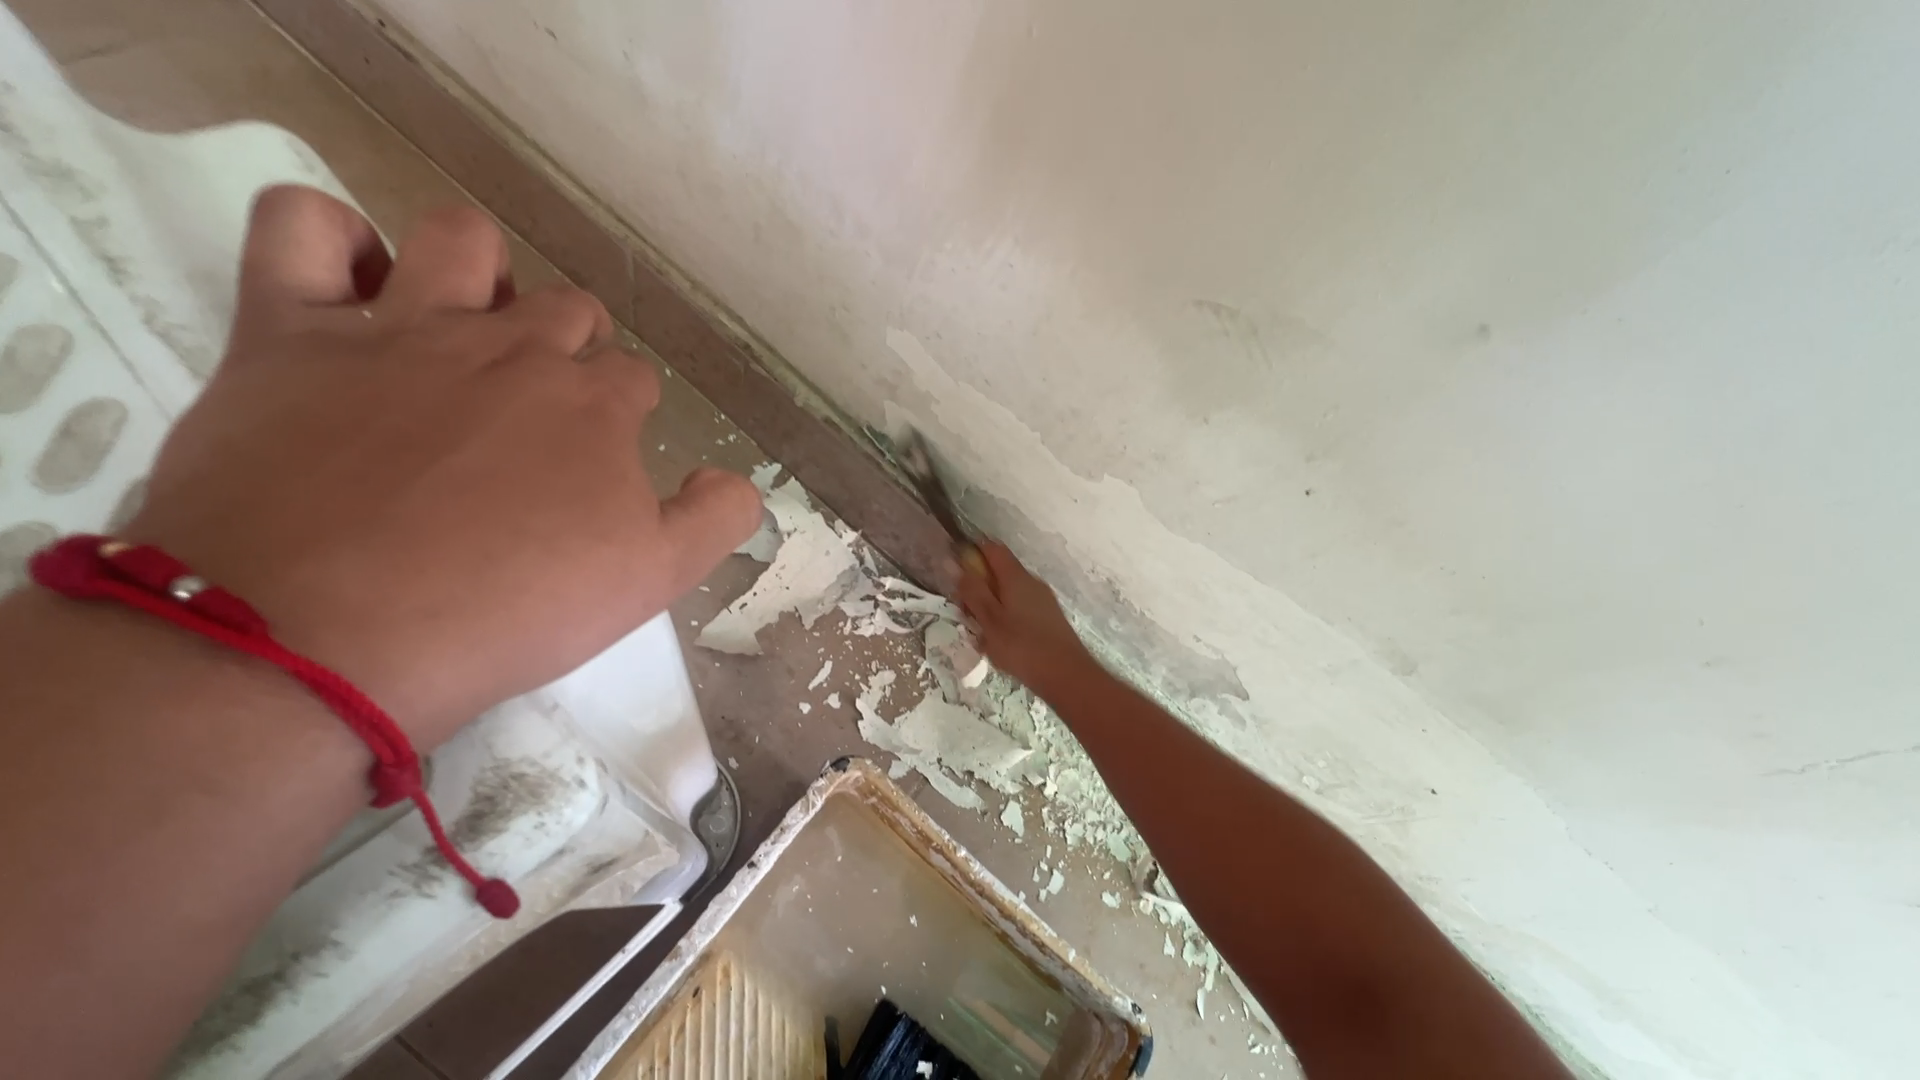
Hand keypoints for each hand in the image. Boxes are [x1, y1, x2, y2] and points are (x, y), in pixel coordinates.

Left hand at [125, 186, 760, 744]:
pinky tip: (353, 285)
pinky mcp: (286, 332)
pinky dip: (329, 236)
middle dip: (571, 343)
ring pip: (460, 239)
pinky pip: (299, 226)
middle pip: (564, 308)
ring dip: (480, 270)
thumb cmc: (504, 614)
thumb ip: (715, 520)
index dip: (622, 414)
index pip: (630, 378)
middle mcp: (508, 345)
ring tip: (466, 326)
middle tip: (542, 410)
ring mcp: (398, 329)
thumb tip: (733, 478)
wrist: (323, 640)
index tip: (597, 463)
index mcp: (593, 402)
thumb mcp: (650, 583)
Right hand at [953, 540, 1095, 693]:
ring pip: (1009, 593)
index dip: (972, 553)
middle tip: (967, 614)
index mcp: (1016, 577)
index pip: (992, 548)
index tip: (956, 574)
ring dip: (991, 607)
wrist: (1067, 675)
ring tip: (982, 636)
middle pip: (999, 572)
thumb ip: (972, 591)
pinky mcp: (1048, 617)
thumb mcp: (989, 620)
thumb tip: (955, 563)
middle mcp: (1032, 582)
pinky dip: (1005, 618)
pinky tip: (1001, 645)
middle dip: (979, 588)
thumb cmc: (1022, 647)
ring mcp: (1043, 599)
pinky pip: (1020, 608)